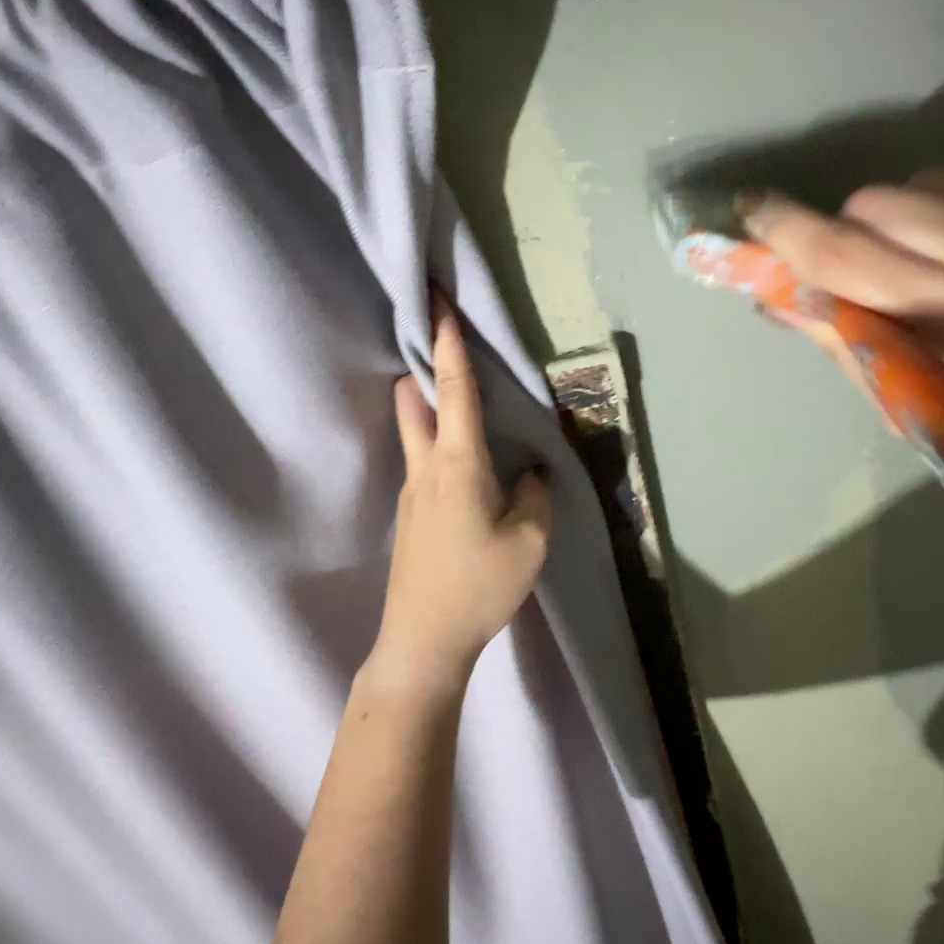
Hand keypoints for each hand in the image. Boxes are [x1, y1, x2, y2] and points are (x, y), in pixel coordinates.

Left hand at [373, 301, 551, 691]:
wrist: (422, 639)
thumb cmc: (479, 587)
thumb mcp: (529, 543)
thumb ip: (534, 497)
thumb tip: (529, 473)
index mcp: (458, 464)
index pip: (454, 390)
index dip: (449, 344)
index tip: (437, 304)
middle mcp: (426, 468)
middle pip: (414, 401)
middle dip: (425, 368)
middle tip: (445, 351)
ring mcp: (411, 492)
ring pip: (413, 431)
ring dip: (430, 406)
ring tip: (461, 406)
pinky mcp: (409, 515)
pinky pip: (421, 460)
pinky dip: (435, 441)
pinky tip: (465, 465)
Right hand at [744, 167, 943, 491]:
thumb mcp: (925, 403)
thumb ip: (846, 344)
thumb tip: (776, 297)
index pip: (848, 258)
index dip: (789, 234)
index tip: (753, 215)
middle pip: (878, 204)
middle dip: (852, 231)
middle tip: (873, 270)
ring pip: (924, 181)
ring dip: (908, 218)